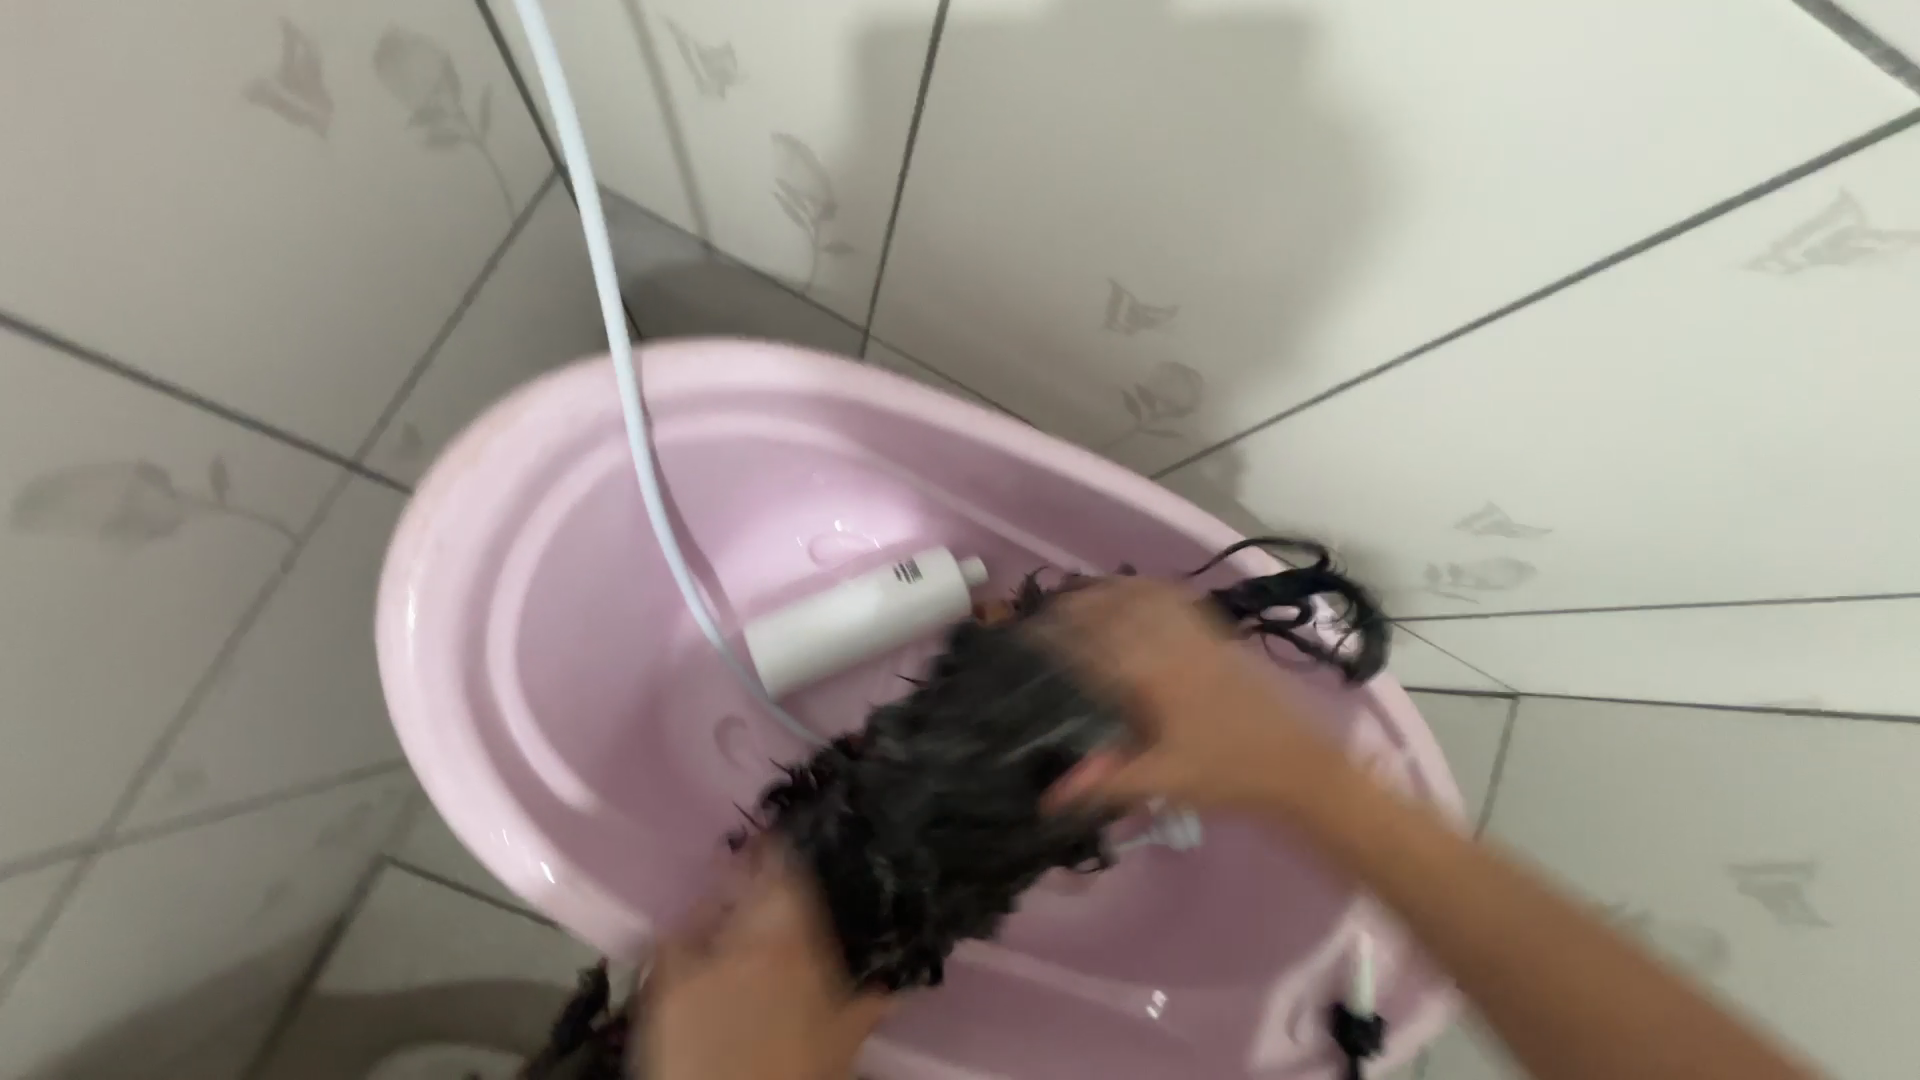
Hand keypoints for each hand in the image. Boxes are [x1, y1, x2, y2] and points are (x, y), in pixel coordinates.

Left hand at [641, 857, 889, 1079]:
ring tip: (720, 894)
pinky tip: (684, 932)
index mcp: (796, 938)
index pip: (788, 873)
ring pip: (710, 905)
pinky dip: (681, 932)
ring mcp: (704, 956)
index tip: (779, 838)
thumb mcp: (841, 1040)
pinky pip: (671, 940)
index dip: (782, 851)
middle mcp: (750, 933)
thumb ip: (863, 1007)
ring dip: (717, 897)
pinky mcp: (666, 983)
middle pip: (747, 881)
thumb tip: (892, 991)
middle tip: (751, 860)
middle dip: (749, 868)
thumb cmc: (798, 1068)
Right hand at [1035, 577, 1345, 815]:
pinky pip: (1175, 596)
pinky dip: (1145, 587)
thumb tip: (1047, 797)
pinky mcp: (1216, 633)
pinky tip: (1133, 589)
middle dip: (1074, 605)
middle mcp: (1171, 643)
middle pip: (1113, 608)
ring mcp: (1197, 632)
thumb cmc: (1227, 774)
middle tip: (1046, 615)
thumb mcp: (1163, 780)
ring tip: (1078, 595)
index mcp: (1153, 676)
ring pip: (1141, 595)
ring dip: (1106, 591)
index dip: (1056, 635)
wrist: (1299, 765)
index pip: (1092, 643)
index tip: (1029, 634)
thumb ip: (1104, 781)